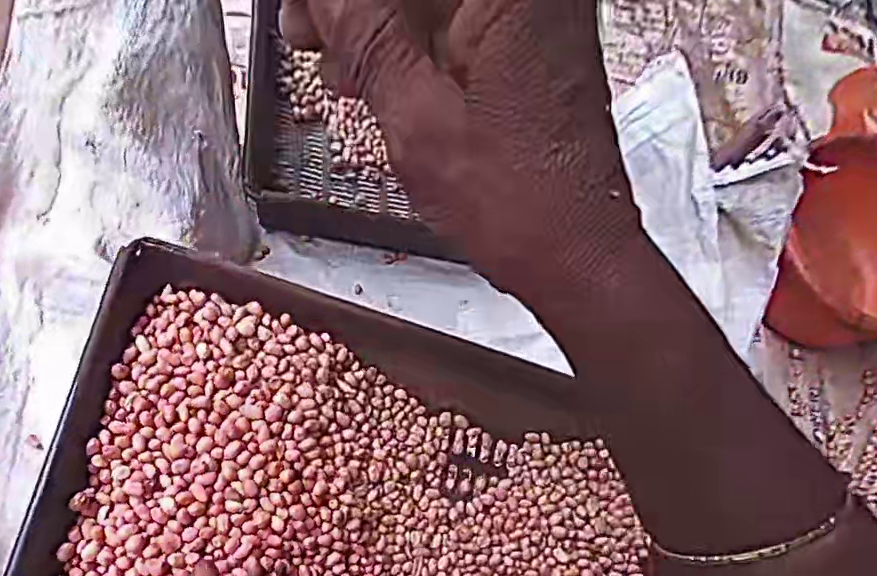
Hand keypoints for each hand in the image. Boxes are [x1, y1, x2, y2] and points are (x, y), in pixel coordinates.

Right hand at [280, 0, 635, 313]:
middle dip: (354, 6)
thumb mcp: (418, 124)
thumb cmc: (517, 205)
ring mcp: (534, 11)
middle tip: (304, 30)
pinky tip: (375, 72)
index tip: (303, 13)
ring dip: (377, 24)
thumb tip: (324, 1)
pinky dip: (412, 43)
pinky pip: (457, 22)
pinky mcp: (530, 42)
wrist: (573, 250)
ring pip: (433, 1)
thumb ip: (366, 44)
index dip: (340, 0)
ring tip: (332, 61)